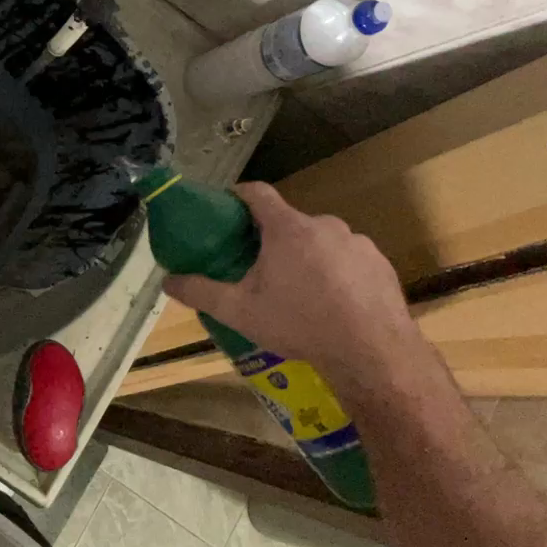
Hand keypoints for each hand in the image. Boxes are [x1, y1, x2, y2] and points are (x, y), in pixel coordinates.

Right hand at [162, 183, 432, 386]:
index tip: (225, 208)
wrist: (372, 352)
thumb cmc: (299, 323)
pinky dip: (334, 272)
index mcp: (287, 229)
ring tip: (295, 291)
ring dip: (304, 256)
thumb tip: (166, 281)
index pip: (257, 193)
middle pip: (288, 222)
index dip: (237, 195)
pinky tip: (329, 303)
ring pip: (320, 241)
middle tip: (256, 267)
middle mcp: (325, 226)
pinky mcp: (381, 264)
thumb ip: (199, 292)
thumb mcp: (238, 311)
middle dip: (270, 238)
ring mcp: (358, 244)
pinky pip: (347, 259)